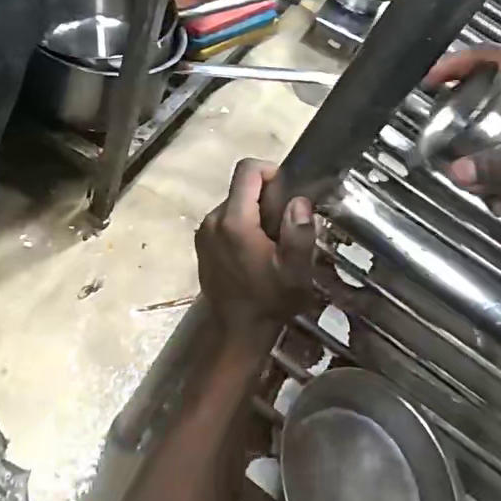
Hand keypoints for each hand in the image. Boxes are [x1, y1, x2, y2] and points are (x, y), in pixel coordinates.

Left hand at [195, 160, 316, 343]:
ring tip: (270, 244)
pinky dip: (241, 226)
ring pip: (233, 204)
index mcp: (234, 220)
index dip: (270, 171)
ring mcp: (203, 230)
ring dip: (254, 214)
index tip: (286, 193)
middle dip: (266, 199)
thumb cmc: (269, 300)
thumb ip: (299, 233)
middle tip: (283, 228)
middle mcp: (212, 218)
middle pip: (241, 188)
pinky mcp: (201, 241)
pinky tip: (253, 252)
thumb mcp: (295, 271)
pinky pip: (224, 220)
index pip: (247, 170)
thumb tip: (299, 201)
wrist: (237, 329)